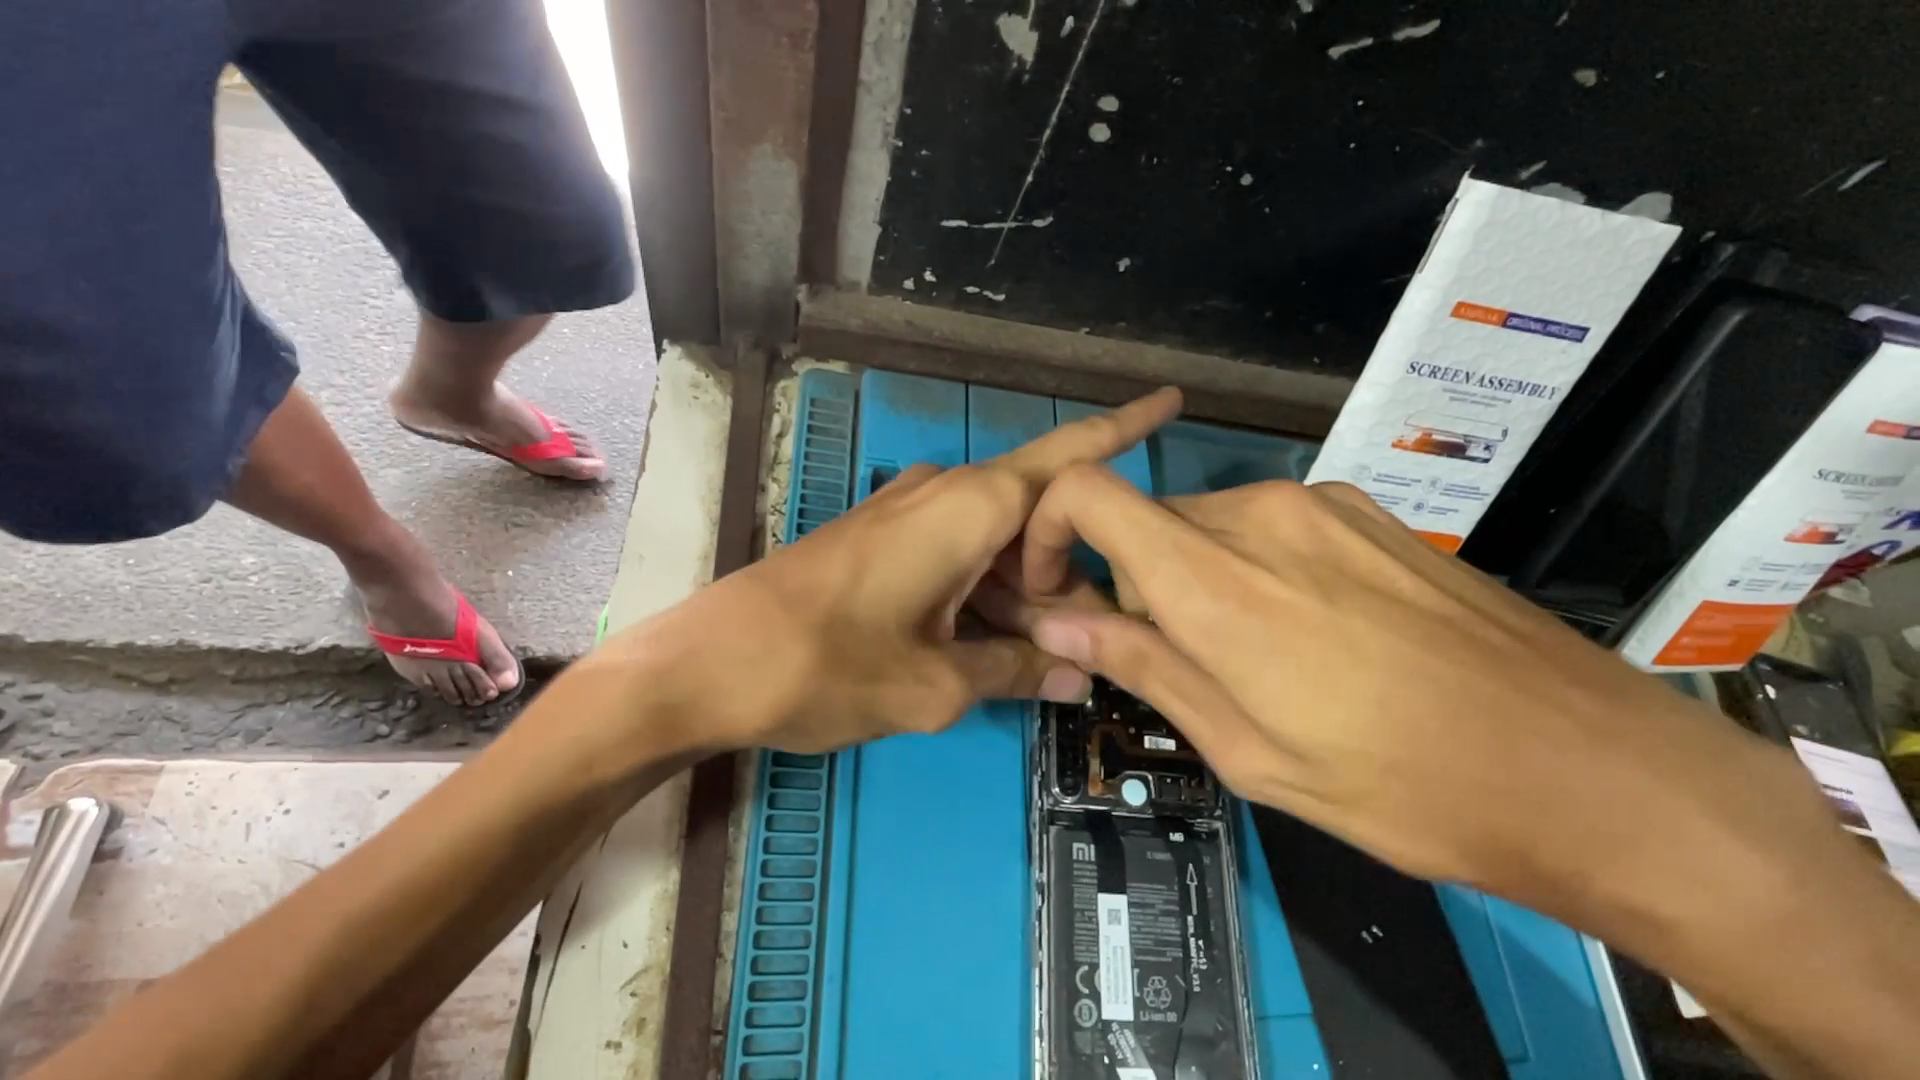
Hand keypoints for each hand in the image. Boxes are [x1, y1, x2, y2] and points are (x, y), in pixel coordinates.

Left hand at [600, 388, 1182, 754]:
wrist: (710, 665)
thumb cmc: (826, 666)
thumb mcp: (934, 684)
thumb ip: (1014, 669)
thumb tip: (1076, 675)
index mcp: (972, 507)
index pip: (1071, 457)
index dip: (1125, 427)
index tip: (1172, 399)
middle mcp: (945, 494)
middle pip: (1039, 516)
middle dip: (1076, 570)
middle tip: (1111, 633)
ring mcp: (907, 515)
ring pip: (999, 542)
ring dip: (1029, 591)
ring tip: (1056, 655)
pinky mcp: (881, 541)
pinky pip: (958, 554)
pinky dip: (987, 592)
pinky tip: (997, 644)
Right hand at [1010, 467, 1839, 914]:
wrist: (1589, 768)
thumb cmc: (1401, 786)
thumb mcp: (1248, 751)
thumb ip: (1143, 667)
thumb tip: (1055, 622)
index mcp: (1215, 578)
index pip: (1086, 493)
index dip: (1046, 533)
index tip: (1054, 597)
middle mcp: (1261, 515)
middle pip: (1146, 520)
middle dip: (1127, 582)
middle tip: (1163, 664)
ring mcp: (1325, 506)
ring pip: (1209, 526)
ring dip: (1193, 581)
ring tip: (1248, 665)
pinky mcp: (1372, 515)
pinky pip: (1272, 528)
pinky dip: (1251, 570)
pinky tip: (1310, 639)